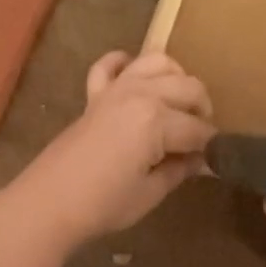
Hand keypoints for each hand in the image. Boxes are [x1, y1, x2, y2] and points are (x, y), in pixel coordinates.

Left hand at [7, 51, 214, 247]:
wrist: (49, 202)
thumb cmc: (103, 204)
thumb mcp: (150, 193)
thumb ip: (179, 169)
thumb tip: (202, 160)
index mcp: (157, 121)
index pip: (199, 128)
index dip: (211, 146)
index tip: (215, 159)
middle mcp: (141, 94)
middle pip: (188, 87)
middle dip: (202, 109)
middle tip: (200, 138)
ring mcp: (116, 88)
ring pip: (157, 62)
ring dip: (175, 78)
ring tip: (178, 104)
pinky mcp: (94, 94)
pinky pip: (110, 64)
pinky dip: (123, 62)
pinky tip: (134, 75)